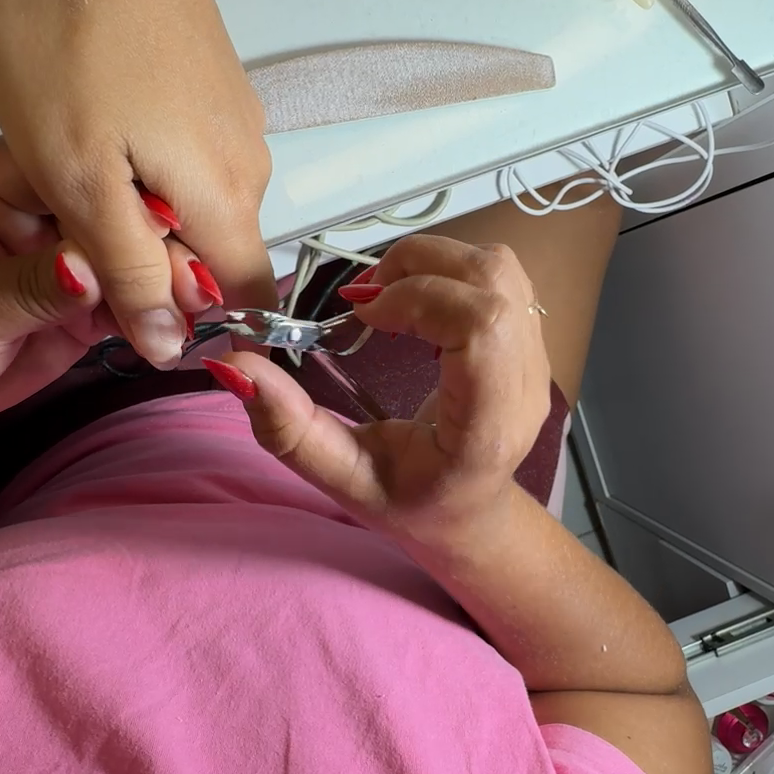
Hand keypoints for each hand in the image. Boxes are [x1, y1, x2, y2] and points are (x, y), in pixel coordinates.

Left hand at [0, 0, 274, 367]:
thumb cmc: (68, 34)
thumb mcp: (77, 179)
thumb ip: (130, 273)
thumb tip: (170, 346)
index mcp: (224, 200)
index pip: (247, 299)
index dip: (202, 323)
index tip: (141, 313)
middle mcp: (248, 169)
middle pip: (220, 258)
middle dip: (159, 268)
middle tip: (82, 232)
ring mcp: (236, 126)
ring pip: (203, 211)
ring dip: (151, 220)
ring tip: (85, 175)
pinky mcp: (215, 95)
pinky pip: (196, 166)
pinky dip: (155, 176)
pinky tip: (106, 135)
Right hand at [211, 236, 552, 544]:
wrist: (469, 511)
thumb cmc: (412, 503)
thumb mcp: (344, 479)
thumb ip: (289, 430)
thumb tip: (236, 365)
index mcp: (487, 427)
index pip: (481, 326)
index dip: (419, 297)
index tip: (364, 317)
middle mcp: (525, 386)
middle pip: (492, 281)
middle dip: (418, 266)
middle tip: (365, 300)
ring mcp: (536, 360)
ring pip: (500, 268)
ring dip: (434, 262)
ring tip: (387, 297)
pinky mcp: (530, 342)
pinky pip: (501, 277)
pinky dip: (451, 270)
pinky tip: (418, 303)